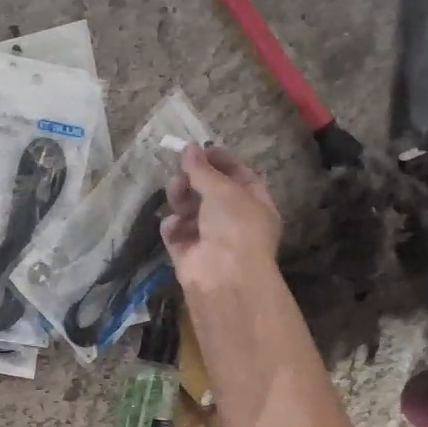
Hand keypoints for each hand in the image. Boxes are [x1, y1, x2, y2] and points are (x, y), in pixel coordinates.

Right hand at [161, 144, 282, 292]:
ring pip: (190, 211)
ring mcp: (210, 239)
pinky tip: (173, 225)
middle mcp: (233, 221)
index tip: (197, 150)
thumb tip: (188, 148)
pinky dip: (172, 227)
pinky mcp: (188, 255)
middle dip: (194, 180)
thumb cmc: (235, 226)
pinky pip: (176, 234)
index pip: (238, 175)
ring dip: (181, 199)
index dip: (218, 161)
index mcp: (254, 203)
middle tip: (181, 172)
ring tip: (174, 193)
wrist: (225, 277)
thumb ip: (203, 169)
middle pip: (209, 192)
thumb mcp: (223, 189)